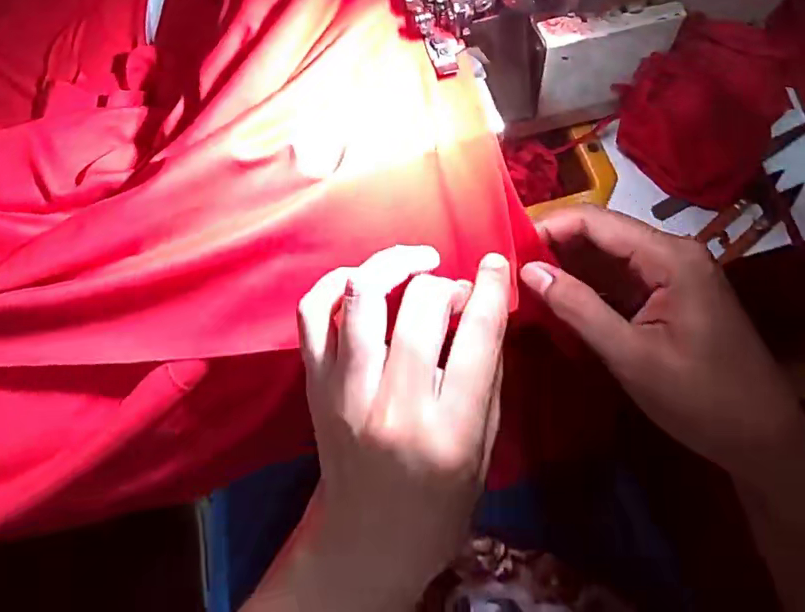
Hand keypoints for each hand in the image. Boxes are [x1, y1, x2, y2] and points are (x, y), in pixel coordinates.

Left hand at [275, 245, 510, 610]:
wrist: (364, 542)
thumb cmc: (437, 501)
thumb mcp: (482, 449)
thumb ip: (487, 376)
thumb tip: (481, 305)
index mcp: (447, 431)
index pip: (476, 338)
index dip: (488, 289)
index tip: (492, 263)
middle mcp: (392, 406)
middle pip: (420, 309)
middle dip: (443, 284)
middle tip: (453, 289)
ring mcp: (344, 391)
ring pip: (361, 298)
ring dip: (392, 264)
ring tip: (414, 262)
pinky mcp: (314, 383)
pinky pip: (312, 313)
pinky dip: (334, 283)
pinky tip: (361, 278)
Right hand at [520, 206, 804, 472]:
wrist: (767, 442)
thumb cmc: (703, 400)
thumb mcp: (632, 357)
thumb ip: (578, 308)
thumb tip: (528, 270)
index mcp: (670, 257)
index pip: (596, 220)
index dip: (550, 226)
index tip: (510, 245)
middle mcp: (673, 251)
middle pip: (602, 232)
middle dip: (556, 244)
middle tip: (511, 263)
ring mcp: (675, 272)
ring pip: (609, 254)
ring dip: (570, 264)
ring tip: (526, 277)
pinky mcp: (672, 293)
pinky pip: (622, 276)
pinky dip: (590, 283)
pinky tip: (561, 295)